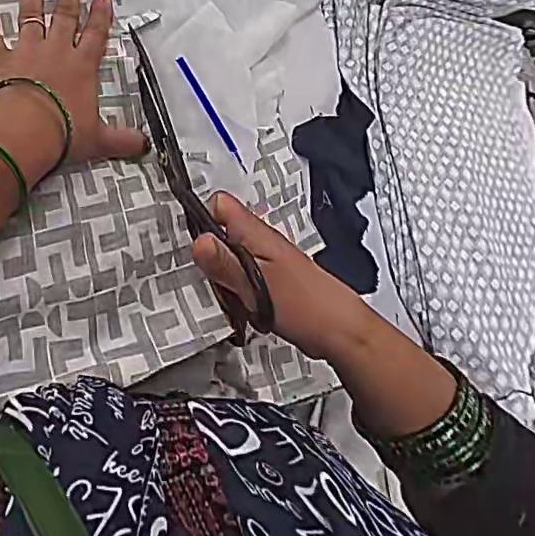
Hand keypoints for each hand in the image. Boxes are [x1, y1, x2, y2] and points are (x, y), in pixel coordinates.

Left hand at [0, 0, 147, 175]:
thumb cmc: (63, 133)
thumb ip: (122, 140)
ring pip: (31, 15)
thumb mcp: (99, 139)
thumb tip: (144, 146)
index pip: (96, 35)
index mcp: (83, 67)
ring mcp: (27, 52)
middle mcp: (57, 52)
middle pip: (66, 16)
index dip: (101, 15)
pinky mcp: (0, 61)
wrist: (26, 133)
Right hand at [189, 192, 379, 362]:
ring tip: (231, 299)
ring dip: (223, 280)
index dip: (201, 219)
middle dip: (209, 258)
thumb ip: (224, 263)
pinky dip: (236, 293)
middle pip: (219, 234)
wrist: (342, 331)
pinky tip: (243, 309)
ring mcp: (265, 260)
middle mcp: (259, 241)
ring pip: (229, 259)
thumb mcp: (256, 286)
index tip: (192, 245)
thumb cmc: (309, 305)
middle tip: (213, 280)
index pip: (219, 205)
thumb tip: (198, 241)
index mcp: (255, 233)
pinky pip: (241, 279)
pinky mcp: (269, 280)